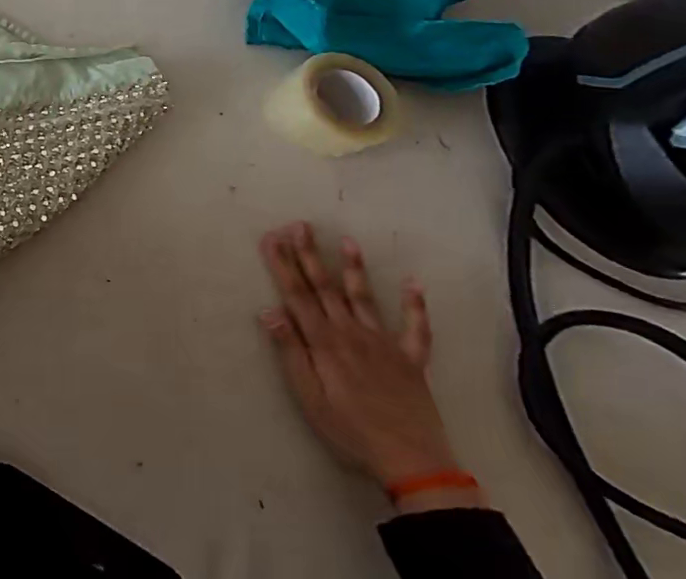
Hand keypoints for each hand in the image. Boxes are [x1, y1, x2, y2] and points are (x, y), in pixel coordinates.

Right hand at [258, 221, 482, 511]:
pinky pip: (416, 328)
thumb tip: (269, 311)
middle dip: (310, 255)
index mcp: (325, 343)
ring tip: (347, 241)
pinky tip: (414, 283)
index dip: (283, 265)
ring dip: (355, 269)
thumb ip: (291, 352)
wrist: (412, 460)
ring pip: (365, 298)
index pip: (297, 295)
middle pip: (326, 288)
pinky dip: (416, 305)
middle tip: (300, 225)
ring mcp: (384, 343)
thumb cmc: (350, 430)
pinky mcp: (411, 359)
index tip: (272, 238)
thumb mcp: (309, 397)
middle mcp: (352, 333)